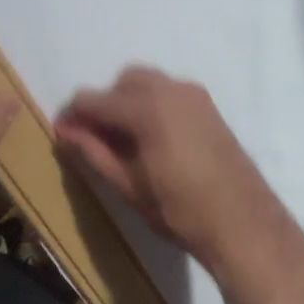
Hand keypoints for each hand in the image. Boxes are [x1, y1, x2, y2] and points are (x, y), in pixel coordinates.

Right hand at [55, 66, 302, 278]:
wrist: (241, 221)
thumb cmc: (179, 210)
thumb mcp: (128, 186)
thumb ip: (94, 153)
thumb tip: (66, 131)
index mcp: (146, 108)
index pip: (93, 99)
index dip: (72, 116)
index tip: (61, 135)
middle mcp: (170, 89)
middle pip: (122, 82)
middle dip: (103, 105)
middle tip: (93, 141)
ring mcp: (194, 95)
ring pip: (148, 84)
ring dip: (128, 105)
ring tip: (122, 144)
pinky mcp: (209, 108)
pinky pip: (169, 94)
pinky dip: (151, 107)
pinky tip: (149, 143)